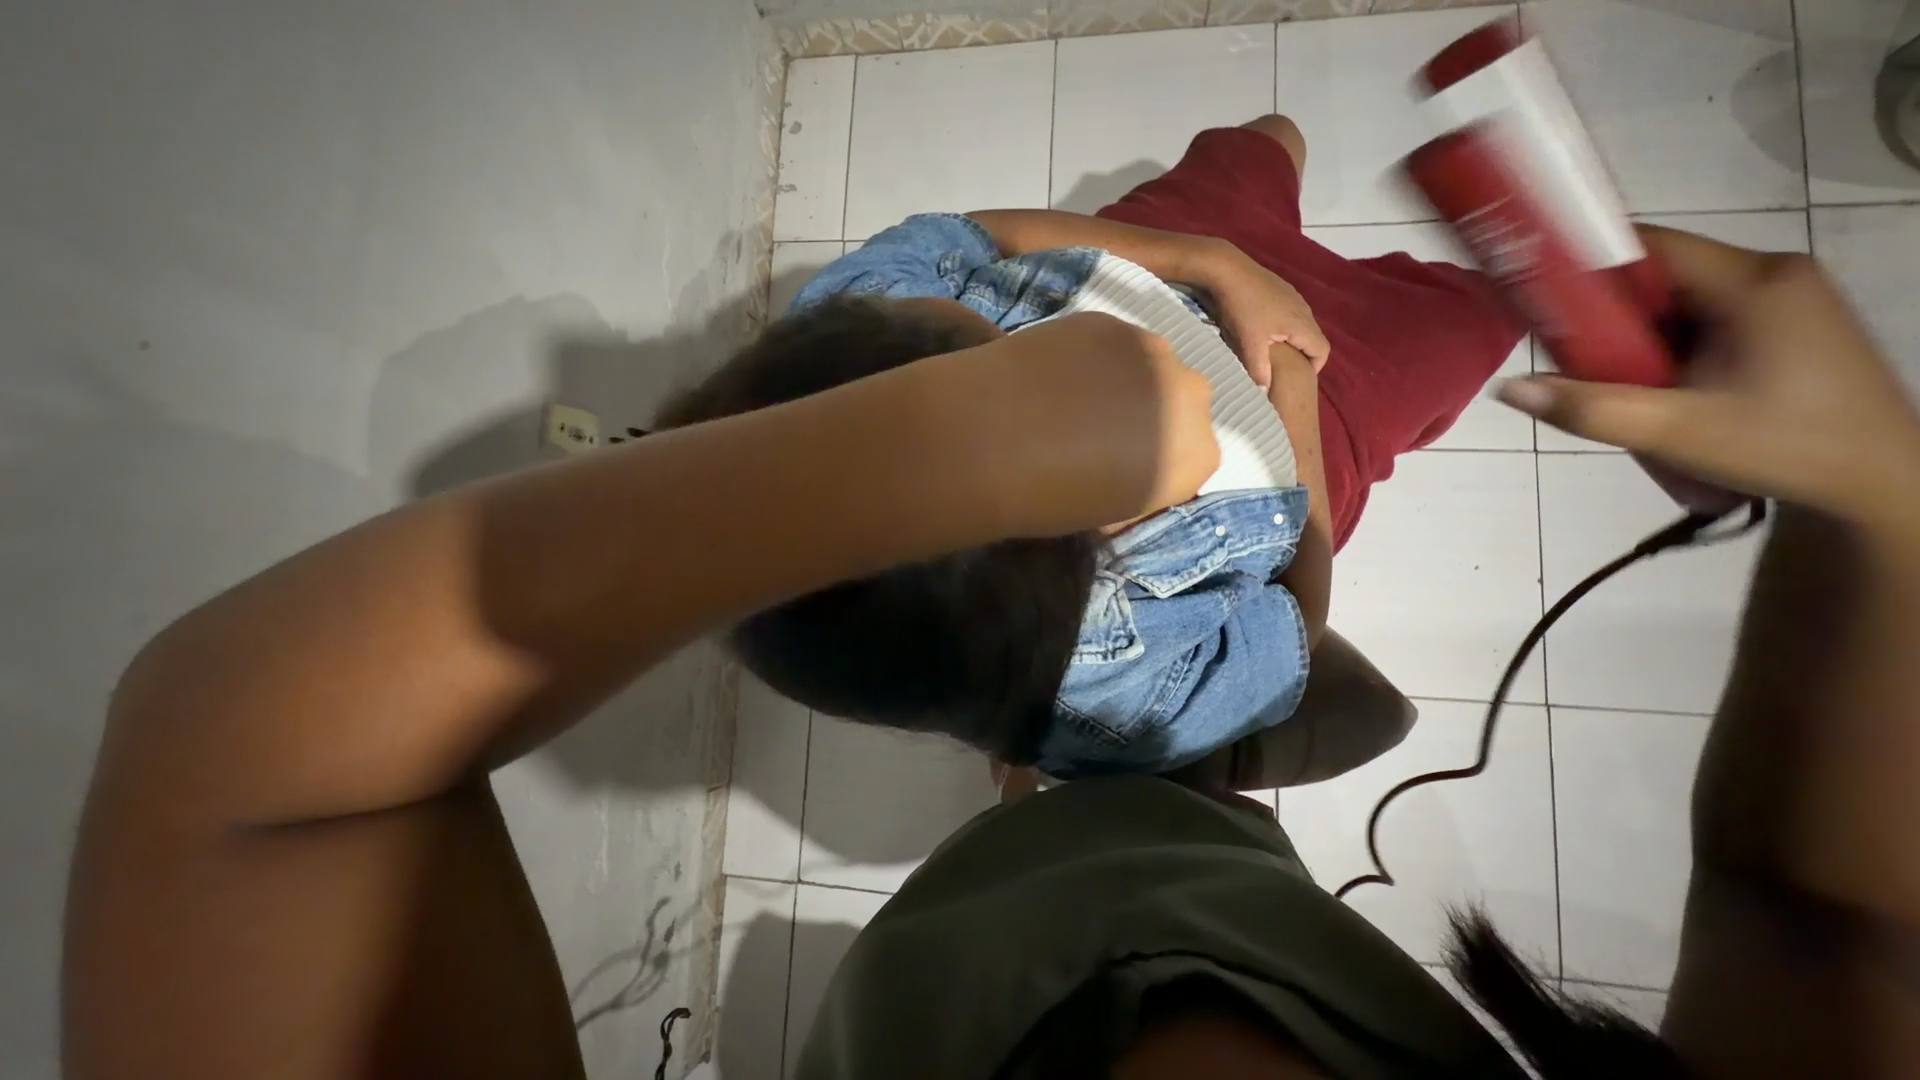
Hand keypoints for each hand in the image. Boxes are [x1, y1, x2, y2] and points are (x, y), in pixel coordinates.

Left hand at [915, 312, 1219, 537]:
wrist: (994, 442)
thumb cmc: (1051, 499)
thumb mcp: (1110, 516)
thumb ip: (1138, 489)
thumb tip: (1125, 480)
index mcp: (1199, 456)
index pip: (1191, 460)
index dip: (1155, 466)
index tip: (1121, 474)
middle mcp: (1191, 396)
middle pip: (1180, 404)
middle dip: (1150, 416)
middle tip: (1097, 434)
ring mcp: (1151, 349)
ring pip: (1149, 366)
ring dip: (1124, 380)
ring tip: (1070, 401)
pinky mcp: (1109, 321)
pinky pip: (1109, 343)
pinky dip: (1088, 357)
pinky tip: (1049, 376)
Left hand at [1201, 245, 1331, 385]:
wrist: (1227, 269)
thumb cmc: (1241, 308)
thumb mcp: (1249, 343)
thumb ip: (1259, 369)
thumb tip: (1264, 392)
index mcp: (1302, 323)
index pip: (1322, 351)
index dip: (1314, 368)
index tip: (1297, 379)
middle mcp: (1304, 309)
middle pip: (1312, 339)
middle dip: (1301, 357)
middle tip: (1283, 372)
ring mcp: (1292, 297)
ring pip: (1300, 326)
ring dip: (1290, 342)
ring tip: (1271, 356)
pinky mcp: (1279, 290)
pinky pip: (1288, 315)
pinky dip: (1281, 329)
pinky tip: (1261, 333)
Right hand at [1496, 225, 1919, 525]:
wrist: (1882, 484)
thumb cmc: (1785, 448)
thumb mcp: (1676, 432)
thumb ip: (1588, 408)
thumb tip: (1509, 389)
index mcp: (1754, 282)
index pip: (1648, 246)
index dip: (1585, 265)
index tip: (1537, 298)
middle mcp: (1770, 275)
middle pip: (1657, 276)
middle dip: (1604, 317)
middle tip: (1571, 363)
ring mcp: (1781, 299)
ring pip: (1673, 303)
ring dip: (1632, 339)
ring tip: (1617, 386)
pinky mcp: (1781, 326)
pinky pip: (1697, 321)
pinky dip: (1661, 349)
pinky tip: (1655, 389)